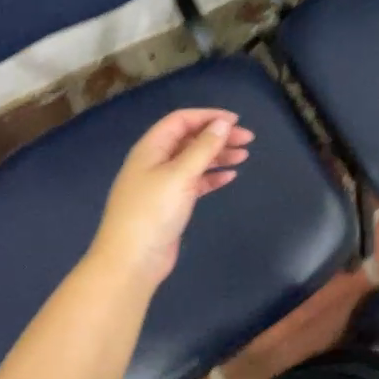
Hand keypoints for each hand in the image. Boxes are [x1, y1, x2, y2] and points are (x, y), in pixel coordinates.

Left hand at [89, 109, 252, 284]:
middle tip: (248, 140)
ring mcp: (162, 184)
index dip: (208, 116)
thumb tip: (222, 123)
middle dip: (218, 136)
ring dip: (218, 155)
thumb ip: (203, 147)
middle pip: (190, 139)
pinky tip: (229, 177)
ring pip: (194, 160)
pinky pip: (194, 181)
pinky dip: (212, 176)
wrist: (131, 261)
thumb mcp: (180, 175)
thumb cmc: (152, 212)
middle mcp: (155, 162)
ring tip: (244, 156)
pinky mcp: (170, 203)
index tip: (236, 121)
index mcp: (150, 149)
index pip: (181, 120)